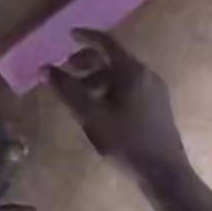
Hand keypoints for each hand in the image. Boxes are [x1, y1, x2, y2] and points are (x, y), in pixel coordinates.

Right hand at [46, 29, 189, 181]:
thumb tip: (45, 68)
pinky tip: (100, 109)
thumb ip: (67, 90)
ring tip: (79, 96)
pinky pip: (129, 87)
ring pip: (120, 75)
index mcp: (132, 71)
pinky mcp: (157, 107)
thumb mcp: (92, 116)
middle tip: (68, 70)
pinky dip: (110, 89)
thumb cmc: (127, 142)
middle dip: (88, 62)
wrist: (166, 175)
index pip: (106, 42)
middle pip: (112, 58)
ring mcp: (154, 91)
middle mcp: (145, 74)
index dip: (86, 36)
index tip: (69, 35)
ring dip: (97, 78)